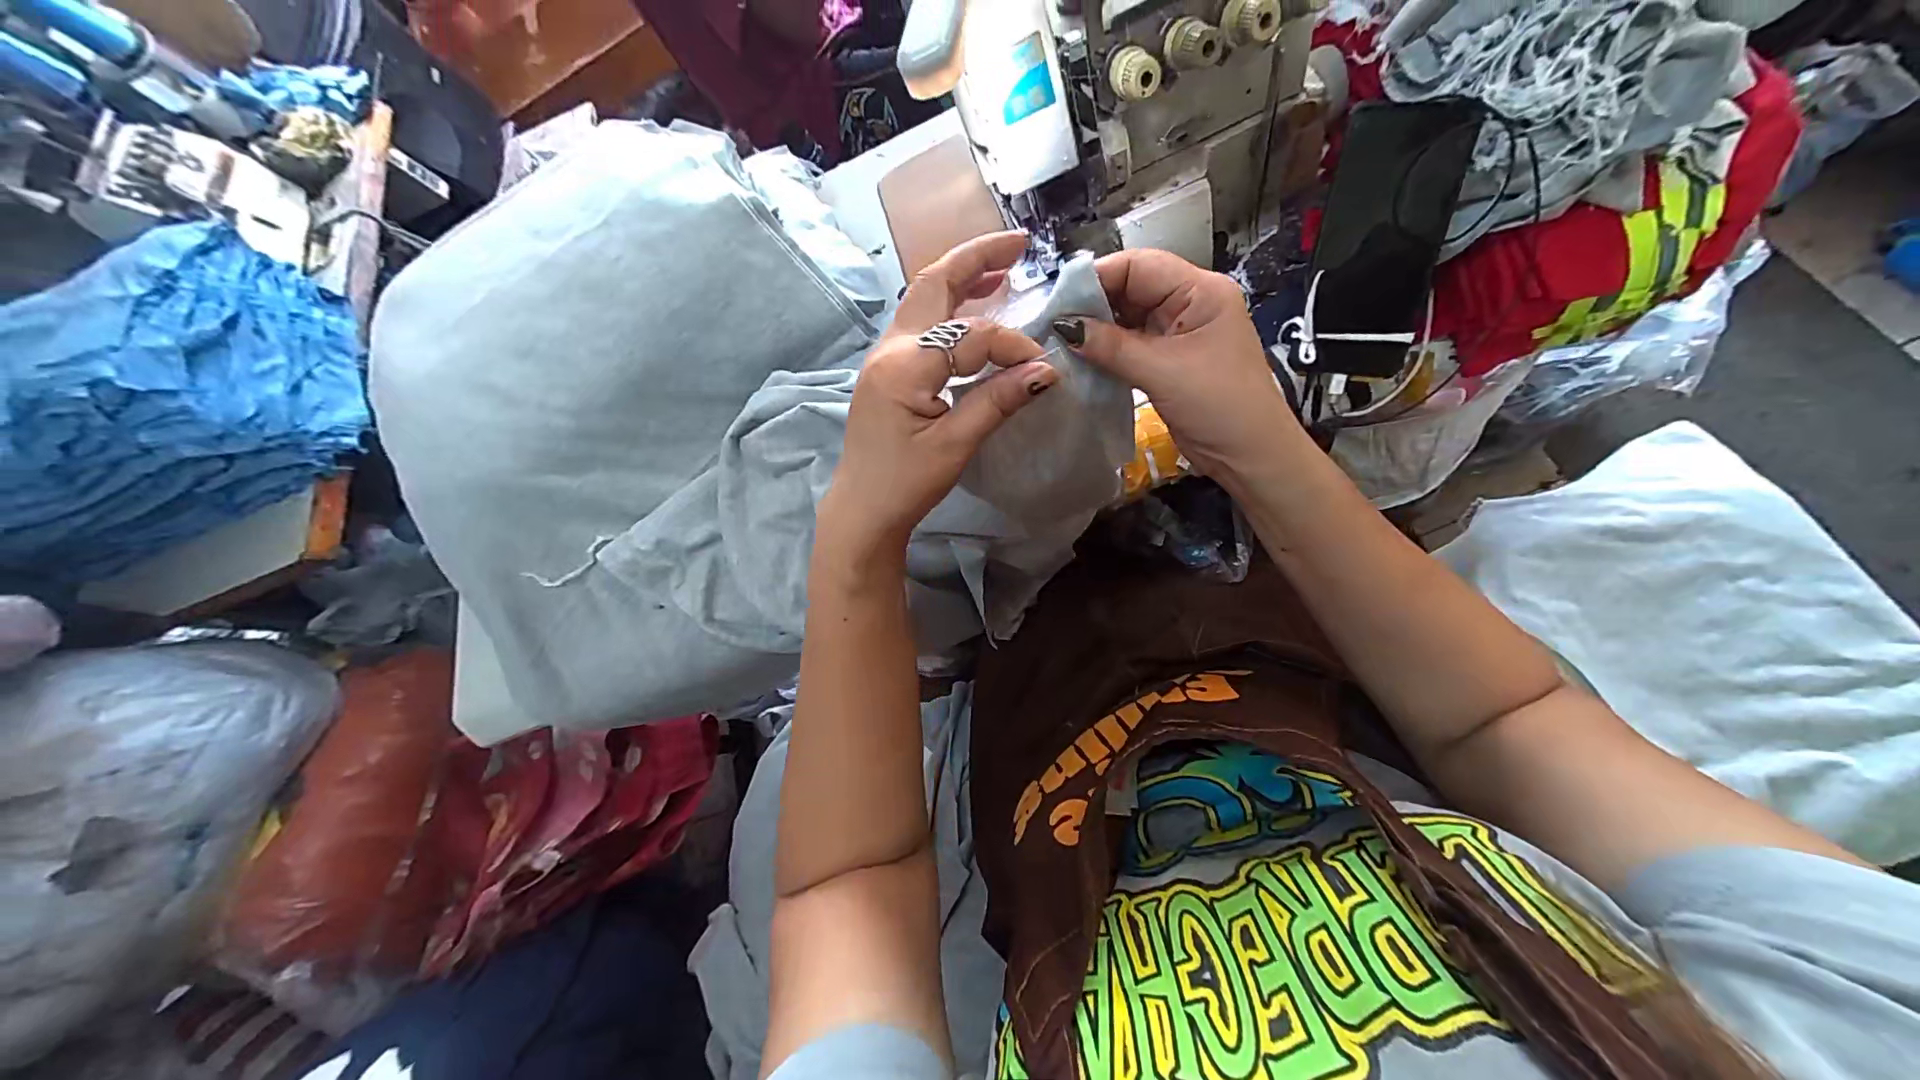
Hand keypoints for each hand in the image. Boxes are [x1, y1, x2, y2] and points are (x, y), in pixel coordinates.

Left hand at [818, 231, 1060, 561]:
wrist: (862, 509)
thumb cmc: (904, 484)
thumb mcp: (955, 445)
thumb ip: (998, 401)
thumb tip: (1046, 370)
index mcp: (905, 365)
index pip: (971, 334)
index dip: (1012, 344)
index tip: (1041, 368)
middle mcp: (890, 348)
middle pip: (933, 283)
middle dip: (976, 258)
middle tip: (1020, 245)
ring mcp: (885, 356)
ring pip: (923, 298)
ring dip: (962, 278)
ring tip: (1003, 269)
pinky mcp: (889, 370)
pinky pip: (922, 323)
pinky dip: (951, 307)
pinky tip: (974, 310)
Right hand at [1054, 249, 1295, 481]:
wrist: (1250, 456)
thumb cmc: (1220, 406)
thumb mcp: (1163, 371)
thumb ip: (1112, 346)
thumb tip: (1065, 326)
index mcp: (1201, 291)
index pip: (1139, 266)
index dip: (1097, 278)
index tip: (1058, 300)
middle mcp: (1189, 303)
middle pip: (1131, 289)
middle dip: (1092, 304)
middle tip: (1052, 323)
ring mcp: (1178, 333)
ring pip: (1127, 318)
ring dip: (1096, 330)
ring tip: (1060, 341)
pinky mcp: (1167, 361)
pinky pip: (1130, 345)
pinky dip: (1106, 351)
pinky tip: (1081, 358)